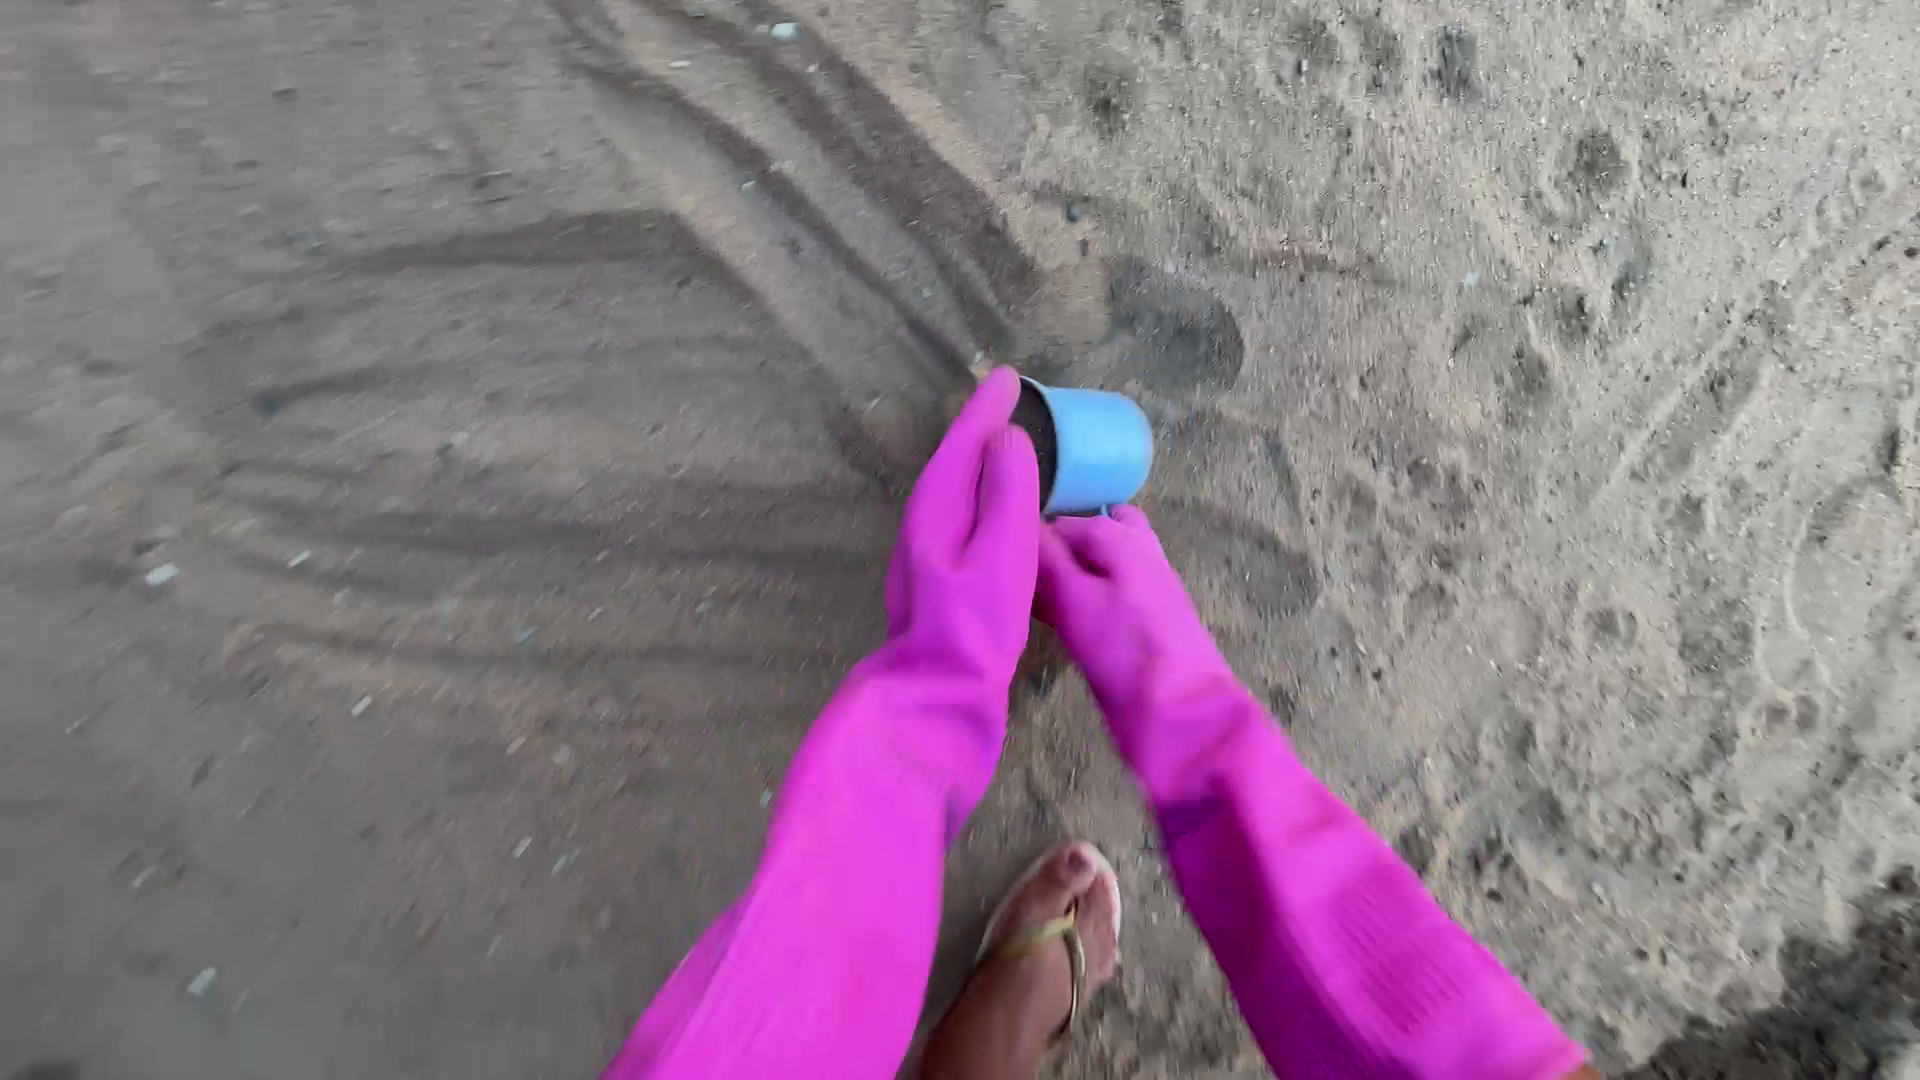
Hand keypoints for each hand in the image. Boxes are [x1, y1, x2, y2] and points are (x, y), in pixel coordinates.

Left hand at [881, 367, 1040, 688]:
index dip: (985, 408)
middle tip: (1006, 400)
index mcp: (937, 508)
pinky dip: (977, 494)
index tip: (1007, 377)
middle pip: (952, 460)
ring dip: (976, 459)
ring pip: (951, 488)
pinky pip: (957, 514)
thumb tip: (1007, 440)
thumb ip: (1008, 490)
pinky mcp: (932, 575)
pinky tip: (991, 506)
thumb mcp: (1003, 549)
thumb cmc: (978, 621)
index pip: (963, 442)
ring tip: (1001, 441)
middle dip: (977, 427)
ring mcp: (922, 550)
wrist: (939, 691)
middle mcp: (921, 522)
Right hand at [1035, 506, 1232, 731]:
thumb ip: (1046, 558)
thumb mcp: (1074, 599)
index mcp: (1119, 536)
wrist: (1179, 709)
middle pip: (1082, 538)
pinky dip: (1083, 597)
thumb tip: (1021, 522)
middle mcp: (1137, 547)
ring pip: (1095, 564)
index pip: (1059, 524)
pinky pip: (1105, 590)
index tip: (1008, 575)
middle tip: (1025, 588)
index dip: (1031, 546)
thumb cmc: (1122, 648)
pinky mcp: (1145, 613)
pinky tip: (1060, 622)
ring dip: (1067, 578)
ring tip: (1037, 606)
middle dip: (1052, 557)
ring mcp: (1145, 580)